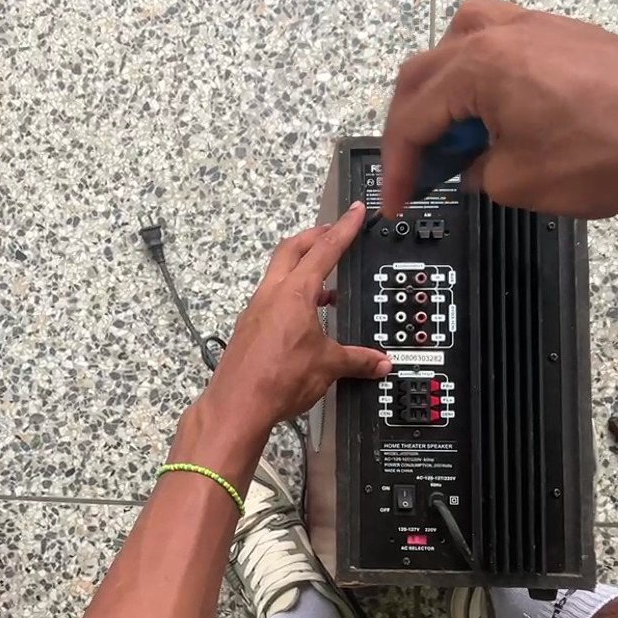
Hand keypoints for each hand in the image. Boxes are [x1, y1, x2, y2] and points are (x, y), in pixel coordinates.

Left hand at [198, 203, 392, 436]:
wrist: (237, 405)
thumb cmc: (278, 379)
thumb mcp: (328, 366)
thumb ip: (357, 360)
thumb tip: (379, 363)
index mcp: (294, 293)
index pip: (324, 250)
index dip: (344, 229)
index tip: (354, 211)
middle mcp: (271, 295)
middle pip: (292, 249)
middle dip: (314, 236)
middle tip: (333, 231)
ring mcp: (255, 310)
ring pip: (278, 274)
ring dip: (300, 267)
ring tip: (324, 280)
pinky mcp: (248, 329)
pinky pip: (271, 299)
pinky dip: (290, 295)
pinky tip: (303, 316)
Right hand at [380, 0, 617, 218]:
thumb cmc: (608, 154)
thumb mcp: (514, 182)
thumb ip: (474, 172)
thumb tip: (469, 166)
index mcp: (480, 66)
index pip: (412, 119)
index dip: (397, 168)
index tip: (396, 203)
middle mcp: (502, 34)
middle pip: (423, 76)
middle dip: (409, 130)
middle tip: (414, 174)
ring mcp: (537, 28)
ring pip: (457, 44)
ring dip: (439, 91)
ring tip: (449, 132)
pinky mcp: (564, 36)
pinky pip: (499, 43)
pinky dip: (479, 78)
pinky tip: (493, 113)